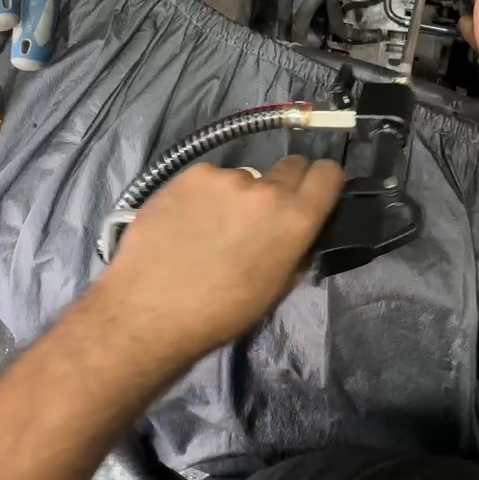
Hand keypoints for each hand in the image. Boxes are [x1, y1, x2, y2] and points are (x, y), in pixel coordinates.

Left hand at [95, 155, 343, 360]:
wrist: (149, 311)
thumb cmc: (220, 313)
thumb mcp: (276, 287)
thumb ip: (295, 247)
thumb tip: (299, 229)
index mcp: (295, 219)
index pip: (328, 173)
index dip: (322, 182)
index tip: (311, 193)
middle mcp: (266, 189)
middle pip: (291, 165)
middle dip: (282, 185)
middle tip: (259, 214)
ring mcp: (227, 177)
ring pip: (244, 177)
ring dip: (236, 196)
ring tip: (209, 228)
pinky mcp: (192, 173)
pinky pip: (210, 179)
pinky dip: (204, 195)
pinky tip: (186, 221)